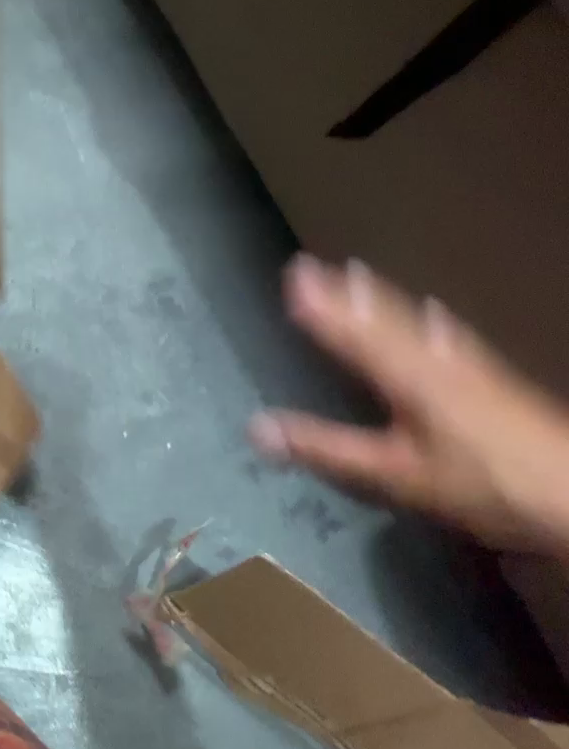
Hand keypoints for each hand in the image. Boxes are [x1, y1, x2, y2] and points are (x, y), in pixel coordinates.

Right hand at [249, 255, 568, 555]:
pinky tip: (435, 314)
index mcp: (411, 379)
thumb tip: (255, 426)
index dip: (323, 306)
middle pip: (387, 321)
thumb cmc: (485, 484)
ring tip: (361, 275)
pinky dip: (432, 321)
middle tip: (315, 264)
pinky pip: (450, 339)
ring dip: (384, 300)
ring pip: (418, 325)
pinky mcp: (494, 385)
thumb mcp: (394, 474)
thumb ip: (326, 448)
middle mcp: (439, 365)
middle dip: (348, 294)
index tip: (295, 273)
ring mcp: (472, 372)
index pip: (356, 334)